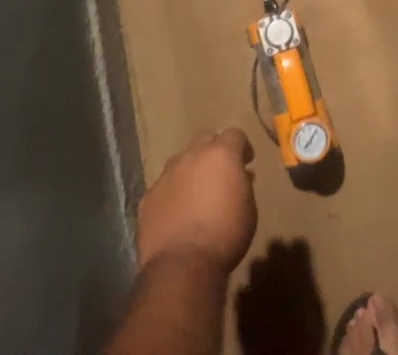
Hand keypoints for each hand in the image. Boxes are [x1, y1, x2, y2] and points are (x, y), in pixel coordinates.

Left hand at [136, 128, 257, 273]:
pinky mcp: (148, 197)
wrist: (182, 264)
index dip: (242, 147)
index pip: (235, 134)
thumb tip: (239, 177)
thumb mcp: (249, 208)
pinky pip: (164, 186)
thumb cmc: (226, 234)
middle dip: (214, 151)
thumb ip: (243, 185)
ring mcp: (166, 176)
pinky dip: (172, 193)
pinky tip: (177, 213)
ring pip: (180, 161)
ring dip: (191, 171)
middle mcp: (191, 157)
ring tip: (196, 194)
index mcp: (221, 155)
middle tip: (220, 173)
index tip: (246, 162)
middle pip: (204, 139)